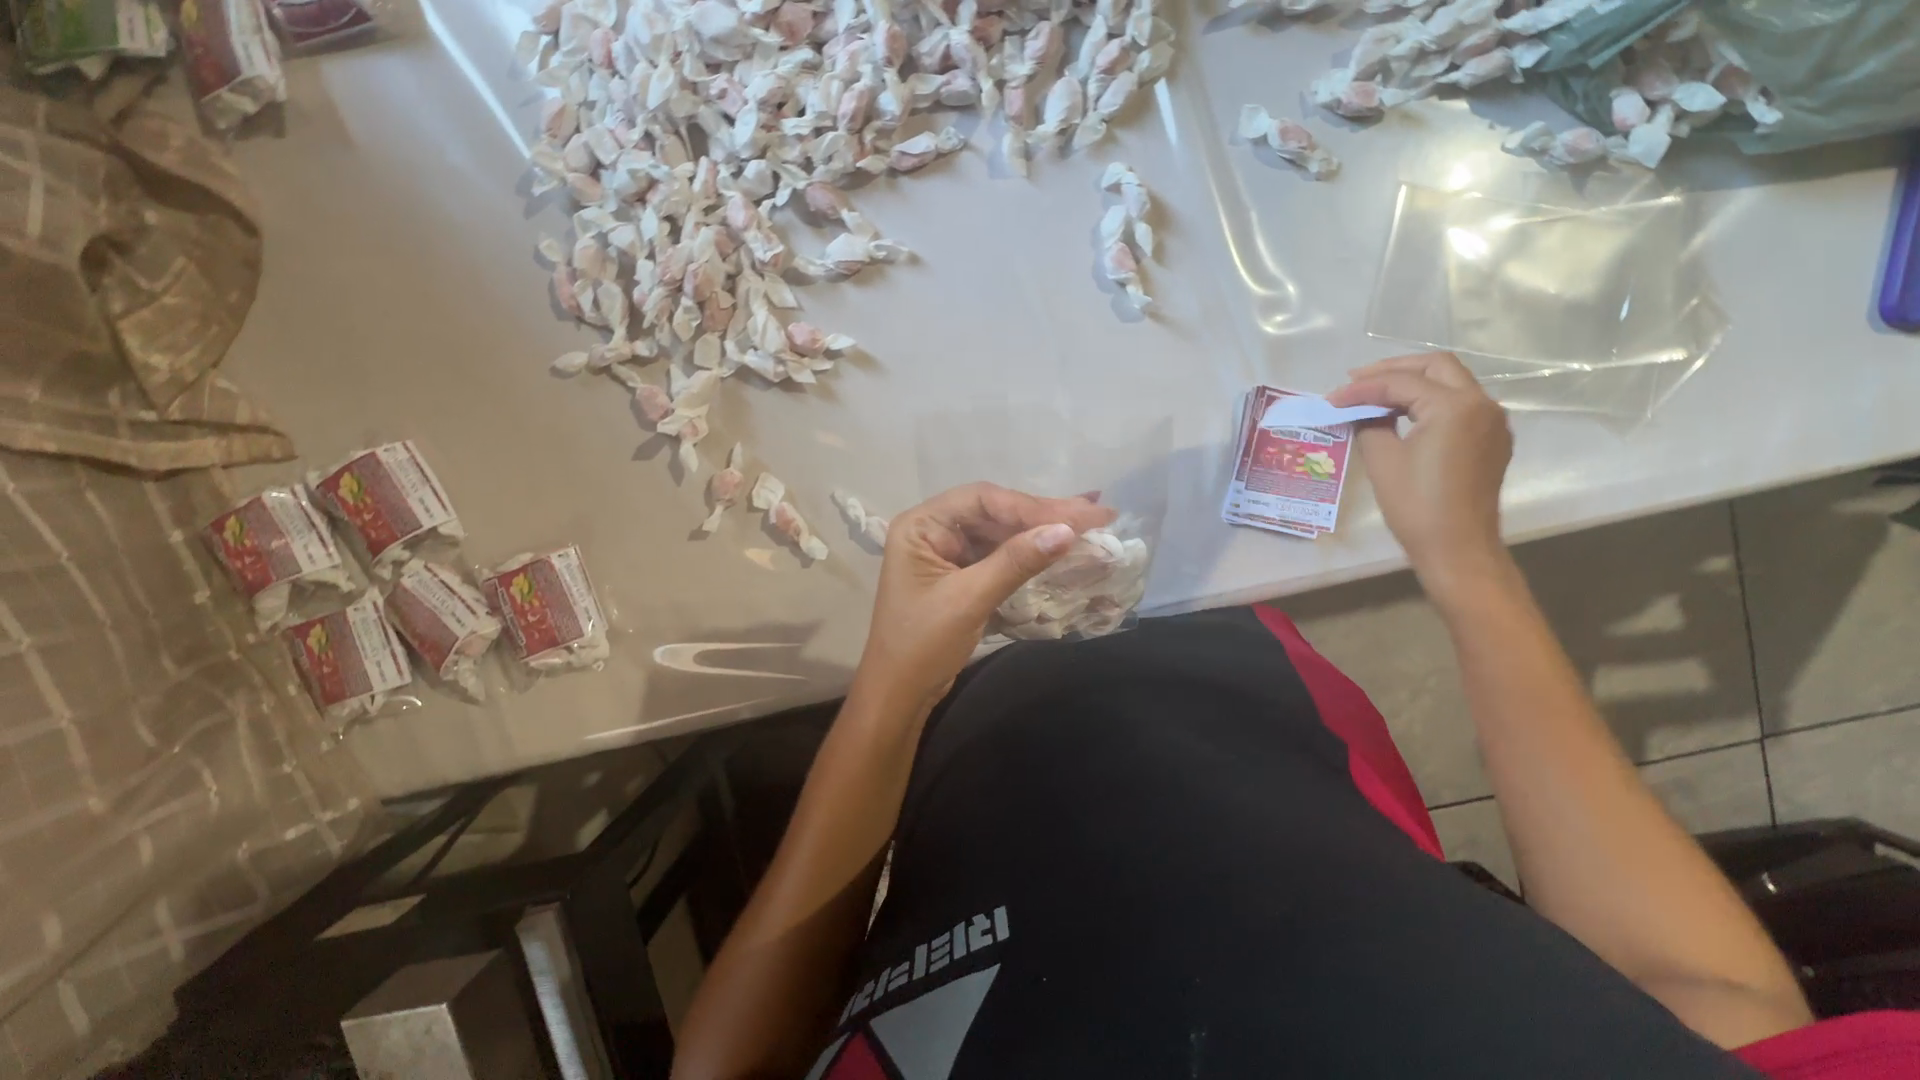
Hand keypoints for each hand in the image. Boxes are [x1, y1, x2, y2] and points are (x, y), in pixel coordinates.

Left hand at [856, 483, 1114, 711]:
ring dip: (1043, 529)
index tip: (1078, 516)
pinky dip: (1031, 551)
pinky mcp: (962, 575)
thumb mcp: (970, 600)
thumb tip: (1066, 531)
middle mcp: (933, 530)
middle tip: (1099, 512)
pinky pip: (1001, 554)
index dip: (1032, 506)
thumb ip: (1016, 562)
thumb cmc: (922, 645)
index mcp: (921, 526)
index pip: (983, 500)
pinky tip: (1062, 544)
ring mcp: (948, 553)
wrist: (899, 694)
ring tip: (1091, 522)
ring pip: (1002, 532)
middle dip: (1044, 514)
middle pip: (996, 511)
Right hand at [1328, 352, 1513, 596]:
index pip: (1401, 383)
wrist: (1458, 549)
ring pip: (1452, 382)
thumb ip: (1370, 423)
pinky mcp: (1492, 439)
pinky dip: (1431, 401)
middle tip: (1357, 381)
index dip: (1362, 388)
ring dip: (1414, 382)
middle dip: (1394, 370)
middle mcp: (1482, 404)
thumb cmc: (1416, 506)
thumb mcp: (1383, 460)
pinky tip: (1405, 415)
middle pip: (1436, 366)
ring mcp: (1492, 421)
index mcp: (1455, 407)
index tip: (1332, 398)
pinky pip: (1461, 405)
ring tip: (1376, 394)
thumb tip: (1363, 410)